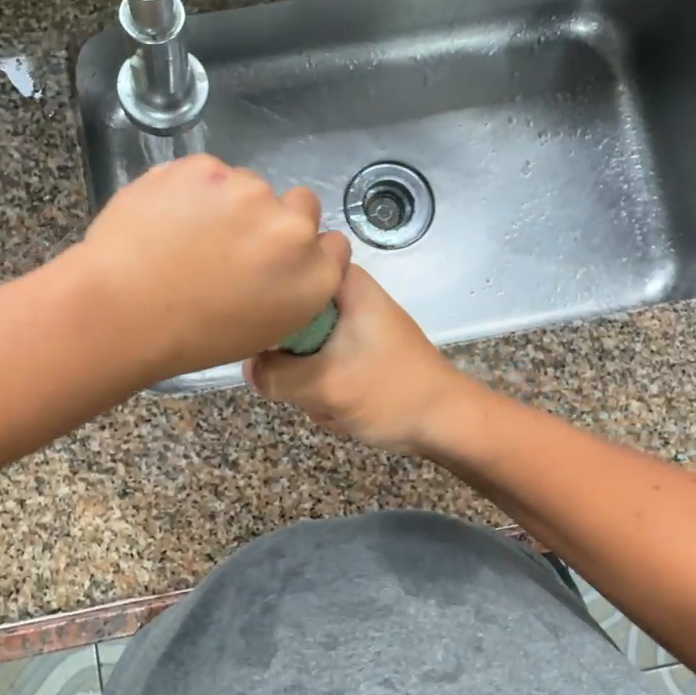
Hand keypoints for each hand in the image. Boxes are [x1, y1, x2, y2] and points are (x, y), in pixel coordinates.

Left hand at [70, 154, 349, 378]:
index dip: (301, 250)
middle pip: (298, 206)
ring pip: (249, 186)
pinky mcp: (204, 167)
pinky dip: (192, 190)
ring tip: (187, 235)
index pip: (331, 244)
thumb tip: (280, 261)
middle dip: (272, 219)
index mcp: (312, 276)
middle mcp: (292, 227)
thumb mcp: (261, 328)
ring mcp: (247, 190)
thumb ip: (288, 287)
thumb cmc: (191, 336)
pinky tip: (166, 218)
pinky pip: (208, 174)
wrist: (122, 311)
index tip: (272, 259)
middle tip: (230, 244)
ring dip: (229, 203)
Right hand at [244, 264, 474, 452]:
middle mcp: (348, 298)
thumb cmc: (391, 392)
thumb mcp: (323, 385)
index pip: (285, 270)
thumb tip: (248, 366)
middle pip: (289, 319)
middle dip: (294, 360)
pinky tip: (344, 409)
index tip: (260, 330)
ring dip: (310, 384)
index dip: (268, 301)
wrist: (447, 424)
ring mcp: (353, 329)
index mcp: (346, 284)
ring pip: (302, 351)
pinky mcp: (357, 356)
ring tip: (335, 400)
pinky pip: (321, 370)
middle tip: (311, 379)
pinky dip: (326, 393)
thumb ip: (273, 374)